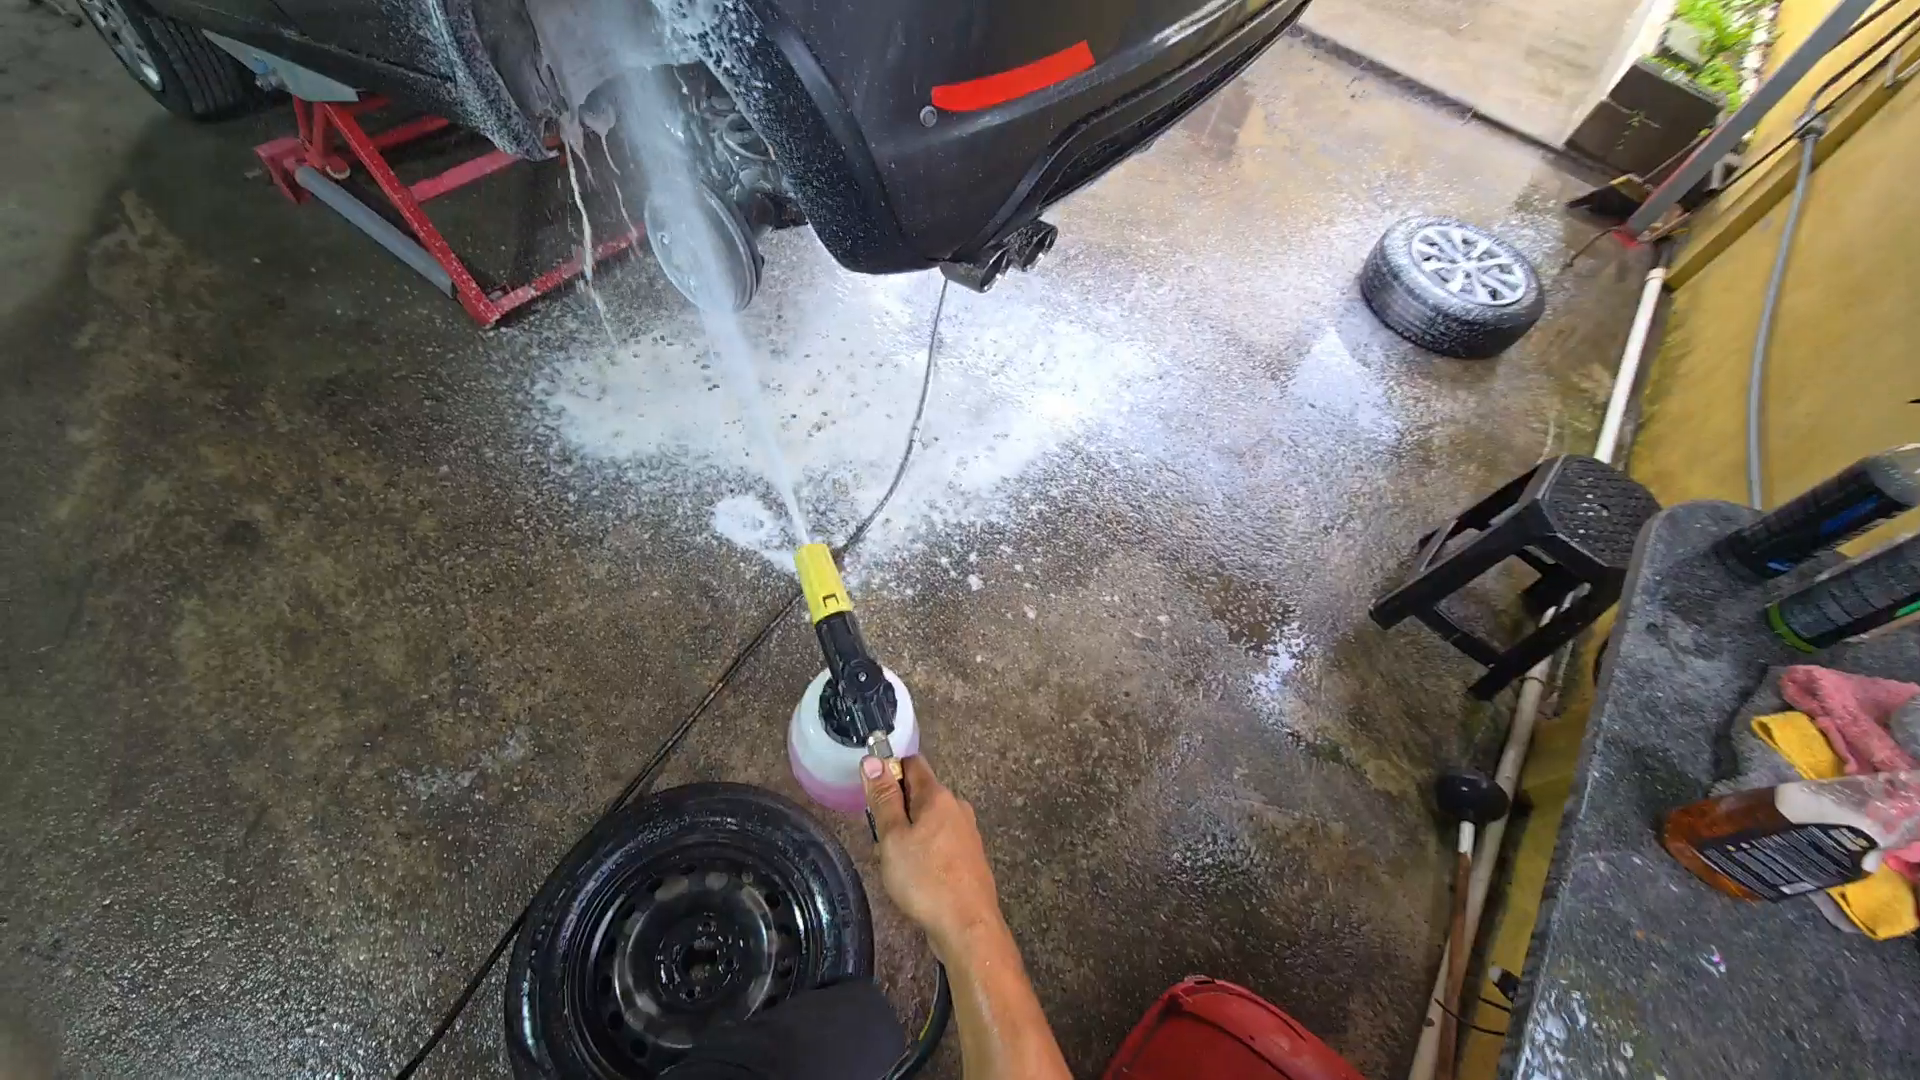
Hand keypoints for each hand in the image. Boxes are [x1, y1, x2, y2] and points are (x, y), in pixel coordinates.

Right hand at [861, 754, 1004, 954]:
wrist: (967, 926)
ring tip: (894, 865)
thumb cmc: (925, 879)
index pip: (911, 762)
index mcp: (938, 796)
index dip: (888, 770)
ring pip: (928, 820)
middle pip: (919, 793)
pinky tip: (915, 878)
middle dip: (896, 811)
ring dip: (908, 834)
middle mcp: (957, 807)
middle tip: (880, 840)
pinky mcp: (969, 856)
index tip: (873, 796)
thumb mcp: (893, 838)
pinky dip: (923, 851)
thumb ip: (883, 799)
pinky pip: (939, 841)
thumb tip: (872, 760)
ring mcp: (966, 831)